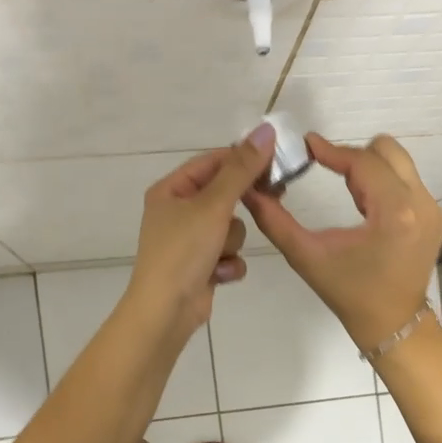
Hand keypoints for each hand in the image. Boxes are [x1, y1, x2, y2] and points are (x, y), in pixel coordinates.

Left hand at [126, 124, 274, 333]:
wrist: (166, 310)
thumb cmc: (183, 252)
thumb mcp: (213, 206)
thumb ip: (241, 170)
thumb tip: (265, 132)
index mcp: (170, 190)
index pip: (212, 162)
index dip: (242, 160)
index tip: (274, 161)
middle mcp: (178, 212)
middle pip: (225, 195)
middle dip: (239, 208)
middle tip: (271, 198)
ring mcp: (190, 241)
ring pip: (231, 228)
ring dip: (231, 242)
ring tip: (218, 254)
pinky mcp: (202, 266)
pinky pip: (229, 254)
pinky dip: (228, 264)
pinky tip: (217, 275)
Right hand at [242, 133, 441, 348]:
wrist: (392, 324)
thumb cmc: (348, 294)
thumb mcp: (308, 257)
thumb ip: (276, 221)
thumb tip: (250, 190)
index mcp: (394, 212)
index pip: (361, 162)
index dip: (331, 151)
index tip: (306, 146)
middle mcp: (420, 203)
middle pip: (386, 150)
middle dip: (353, 156)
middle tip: (326, 169)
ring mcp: (432, 208)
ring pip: (399, 163)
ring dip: (369, 169)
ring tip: (344, 189)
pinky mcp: (434, 216)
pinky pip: (407, 183)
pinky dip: (383, 185)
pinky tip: (364, 207)